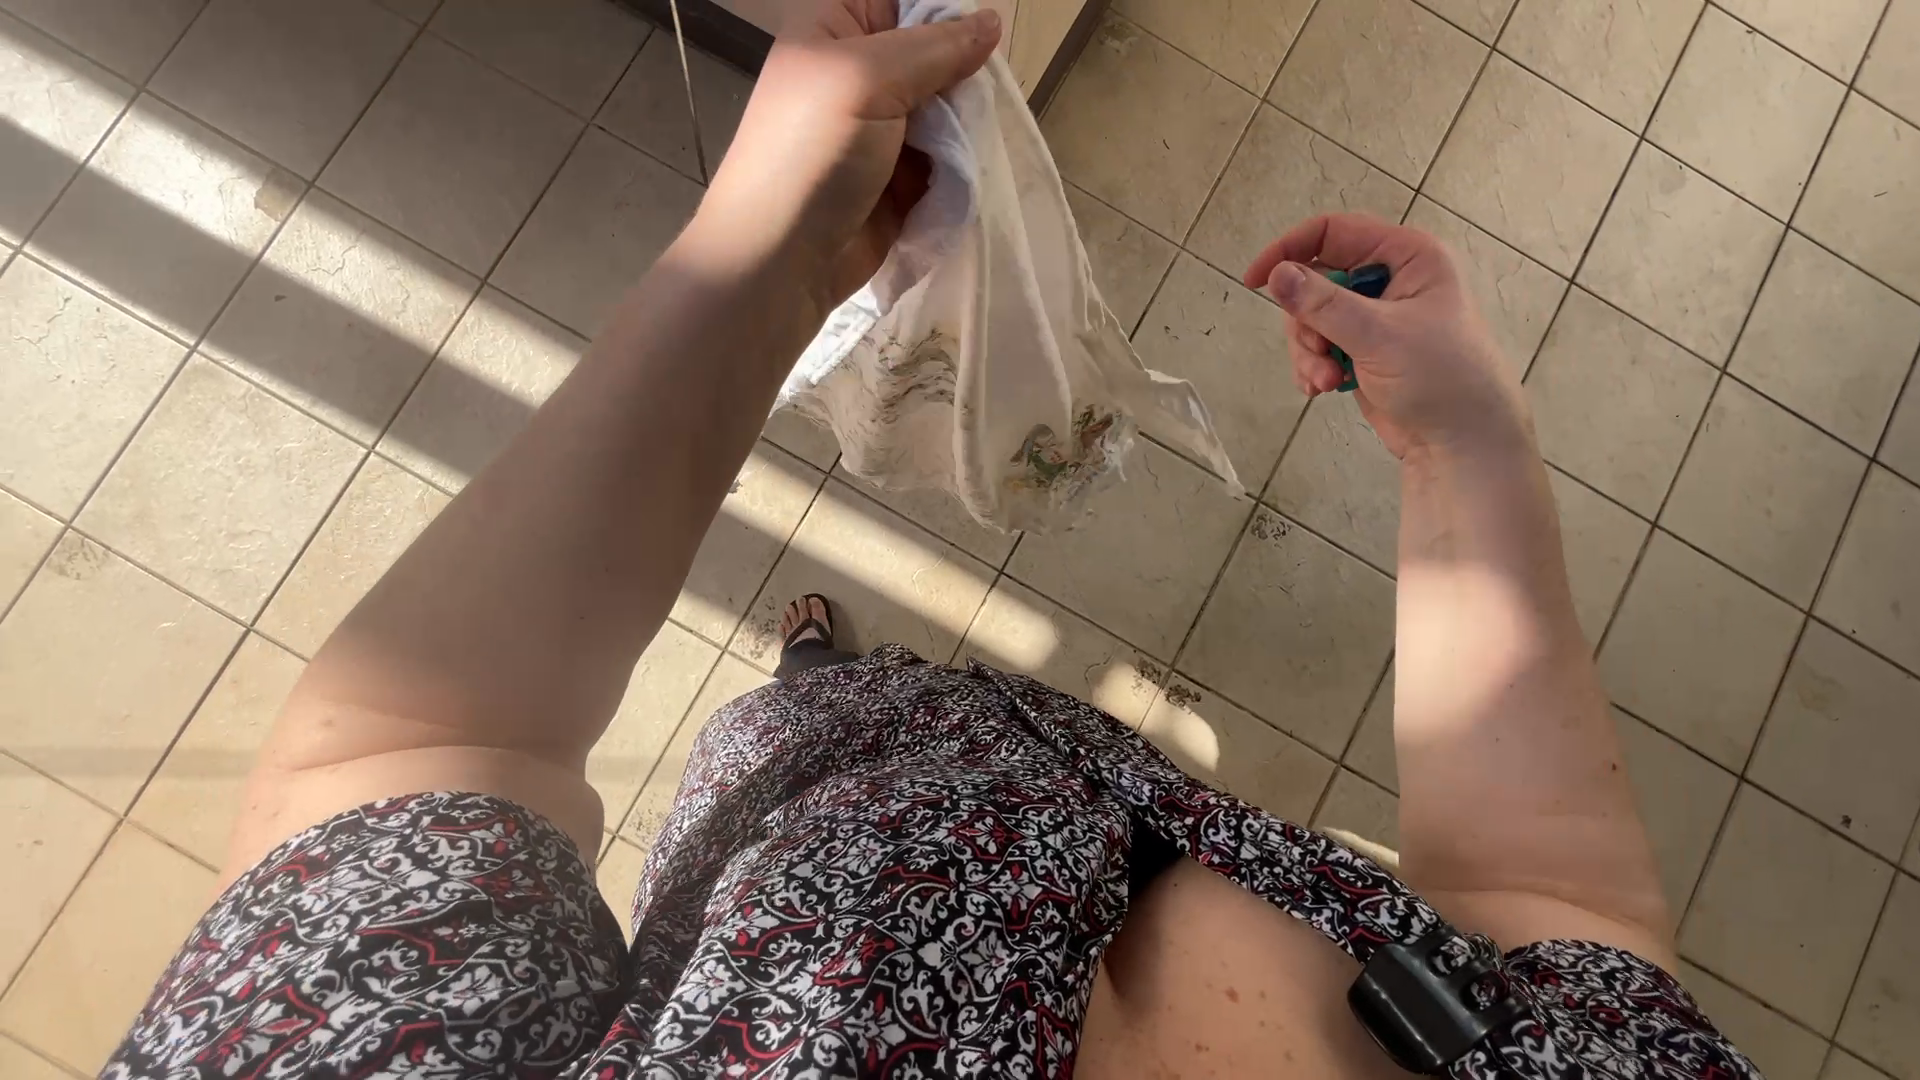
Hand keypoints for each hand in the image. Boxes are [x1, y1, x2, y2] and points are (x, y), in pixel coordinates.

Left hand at [701, 0, 1000, 312]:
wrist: (782, 260)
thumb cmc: (812, 155)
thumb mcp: (868, 78)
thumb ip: (934, 48)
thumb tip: (990, 23)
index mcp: (838, 26)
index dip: (945, 13)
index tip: (978, 40)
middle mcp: (860, 74)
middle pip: (934, 56)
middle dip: (961, 78)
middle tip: (969, 105)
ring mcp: (880, 134)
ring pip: (945, 114)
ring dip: (962, 130)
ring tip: (964, 148)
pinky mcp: (897, 184)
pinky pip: (942, 164)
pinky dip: (956, 170)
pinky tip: (961, 179)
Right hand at [1244, 214, 1530, 460]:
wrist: (1460, 441)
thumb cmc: (1439, 377)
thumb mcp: (1378, 335)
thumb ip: (1322, 304)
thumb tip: (1275, 275)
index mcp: (1406, 256)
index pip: (1332, 232)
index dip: (1289, 250)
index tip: (1255, 281)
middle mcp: (1388, 279)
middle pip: (1314, 282)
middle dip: (1305, 324)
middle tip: (1316, 355)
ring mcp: (1373, 317)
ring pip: (1311, 320)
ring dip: (1308, 353)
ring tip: (1326, 382)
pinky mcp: (1361, 350)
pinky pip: (1318, 347)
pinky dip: (1313, 367)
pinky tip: (1323, 389)